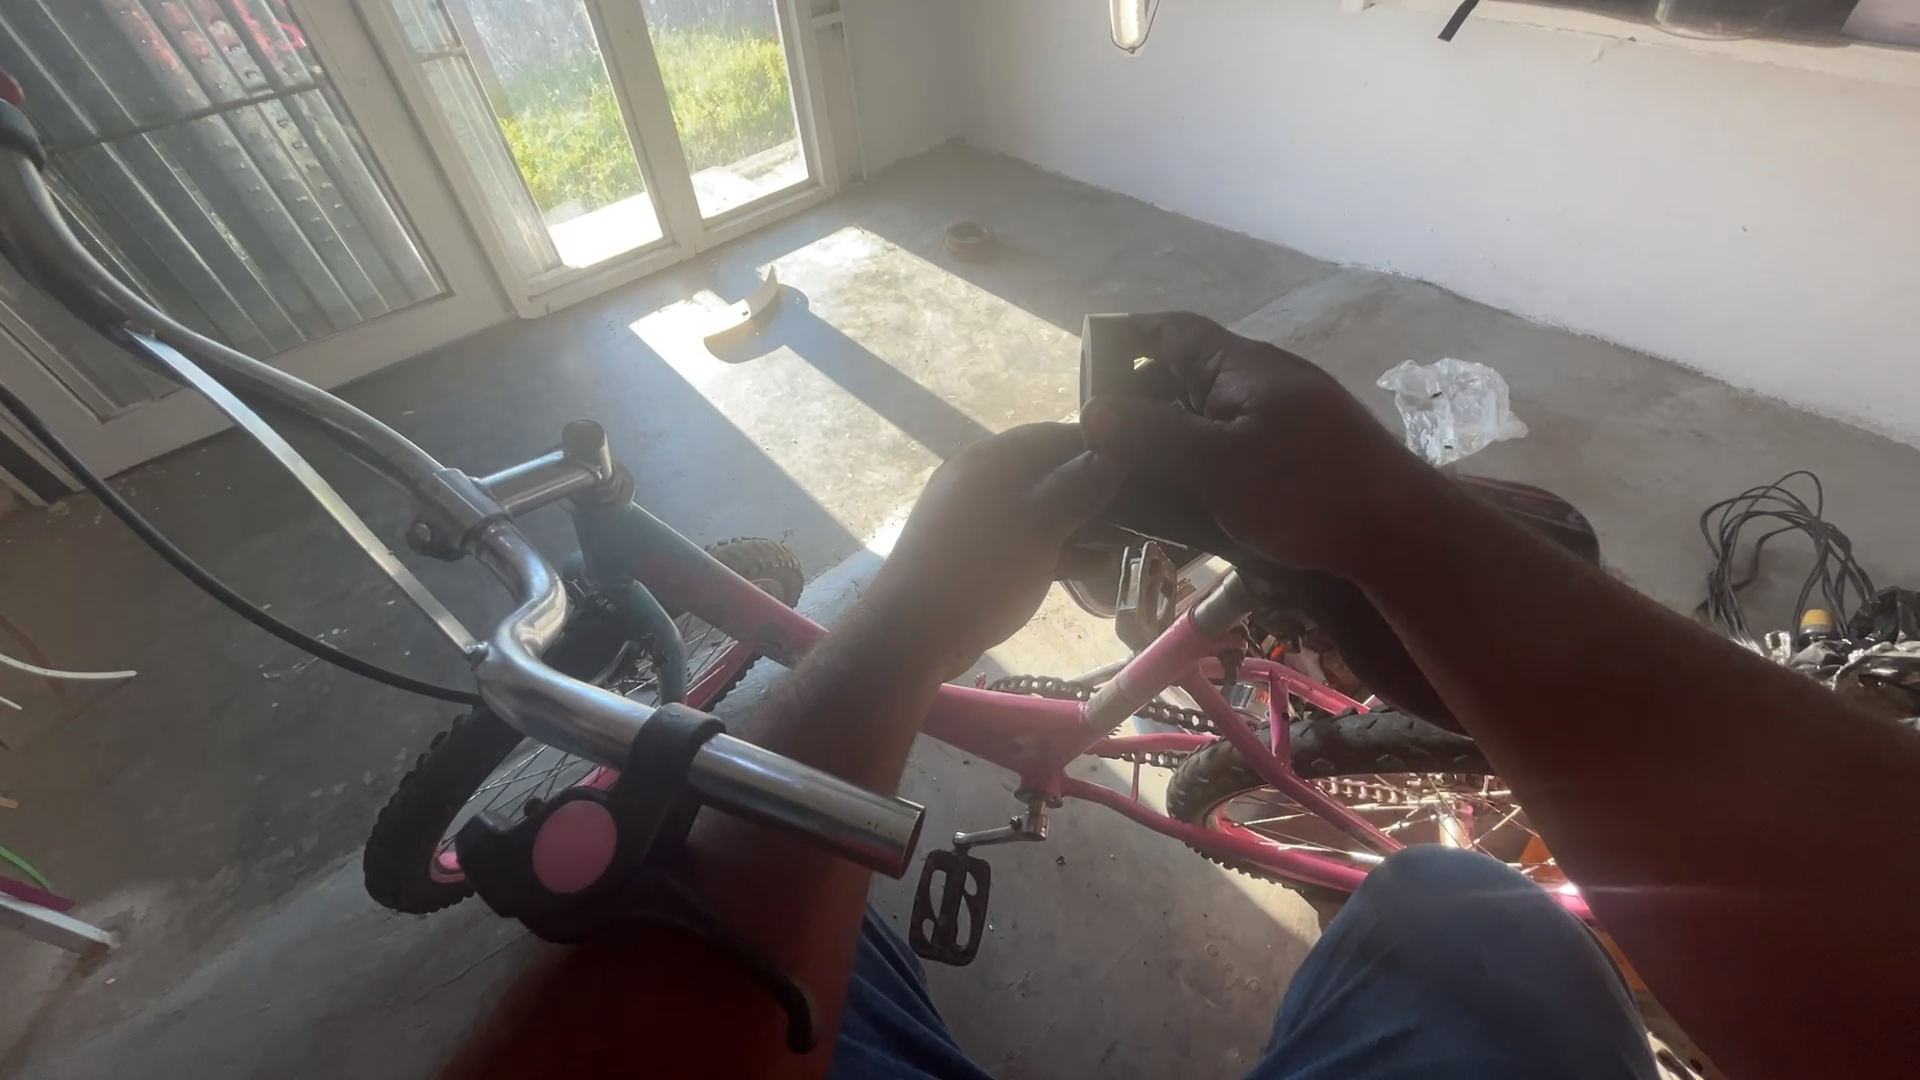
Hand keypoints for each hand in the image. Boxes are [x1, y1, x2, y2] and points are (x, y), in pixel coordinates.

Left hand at [866, 423, 1125, 679]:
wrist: (914, 631)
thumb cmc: (983, 567)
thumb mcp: (1042, 523)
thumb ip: (1081, 485)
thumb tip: (1116, 453)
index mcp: (993, 458)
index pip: (1055, 436)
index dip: (1100, 449)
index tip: (1141, 470)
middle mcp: (981, 479)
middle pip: (1049, 474)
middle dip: (1095, 494)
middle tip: (1139, 515)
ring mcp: (975, 518)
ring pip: (1040, 511)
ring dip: (1081, 526)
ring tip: (1125, 545)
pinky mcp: (974, 553)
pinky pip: (1024, 540)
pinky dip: (1057, 549)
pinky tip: (1093, 567)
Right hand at [1081, 311, 1441, 577]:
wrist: (1398, 535)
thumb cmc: (1305, 490)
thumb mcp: (1217, 463)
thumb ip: (1153, 434)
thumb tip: (1091, 411)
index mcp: (1241, 367)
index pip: (1173, 331)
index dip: (1129, 337)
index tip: (1088, 362)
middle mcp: (1257, 383)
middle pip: (1181, 376)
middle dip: (1136, 401)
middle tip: (1097, 440)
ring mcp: (1275, 419)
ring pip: (1200, 416)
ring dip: (1162, 438)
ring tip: (1125, 472)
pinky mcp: (1286, 455)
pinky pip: (1223, 445)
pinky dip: (1191, 461)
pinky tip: (1175, 492)